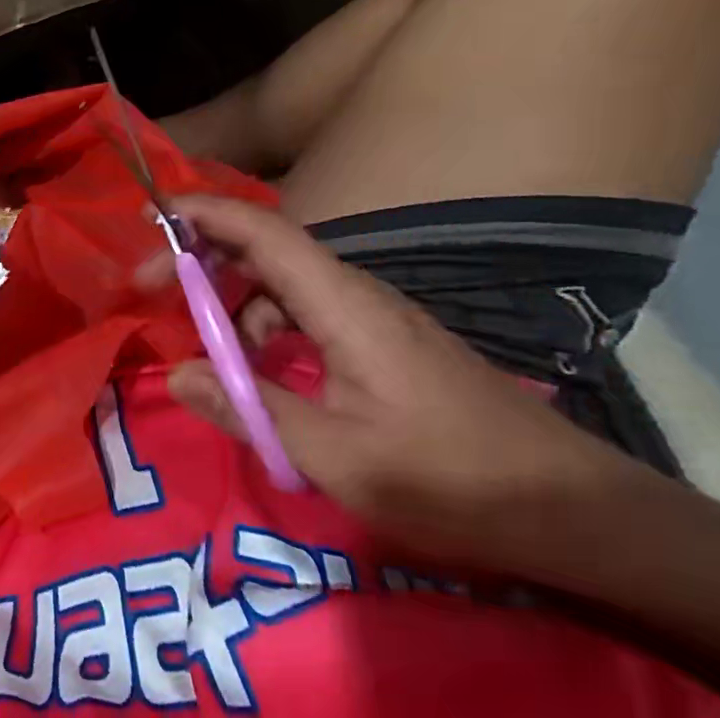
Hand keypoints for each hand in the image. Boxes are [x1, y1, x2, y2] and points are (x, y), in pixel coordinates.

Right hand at [158, 195, 657, 575]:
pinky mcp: (383, 341)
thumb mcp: (337, 457)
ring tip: (204, 353)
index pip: (264, 232)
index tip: (150, 214)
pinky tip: (260, 374)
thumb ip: (251, 410)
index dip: (204, 213)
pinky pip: (308, 315)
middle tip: (151, 291)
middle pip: (267, 250)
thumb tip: (177, 374)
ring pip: (285, 286)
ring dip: (235, 305)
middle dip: (203, 261)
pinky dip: (268, 331)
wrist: (569, 507)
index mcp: (343, 303)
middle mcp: (356, 292)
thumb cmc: (451, 478)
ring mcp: (373, 316)